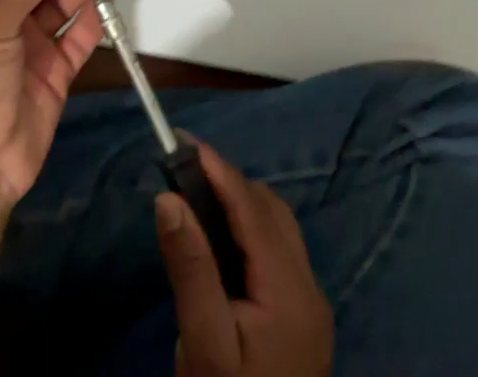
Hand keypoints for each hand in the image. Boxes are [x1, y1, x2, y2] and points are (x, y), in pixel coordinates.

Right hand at [155, 144, 332, 376]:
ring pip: (279, 228)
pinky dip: (247, 224)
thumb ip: (190, 268)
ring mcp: (309, 302)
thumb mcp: (203, 338)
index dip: (219, 170)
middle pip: (273, 212)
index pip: (255, 211)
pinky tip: (216, 231)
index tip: (182, 139)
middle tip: (178, 164)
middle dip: (228, 179)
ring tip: (192, 189)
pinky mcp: (299, 313)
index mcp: (289, 291)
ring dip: (239, 199)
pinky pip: (276, 249)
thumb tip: (168, 197)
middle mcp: (308, 288)